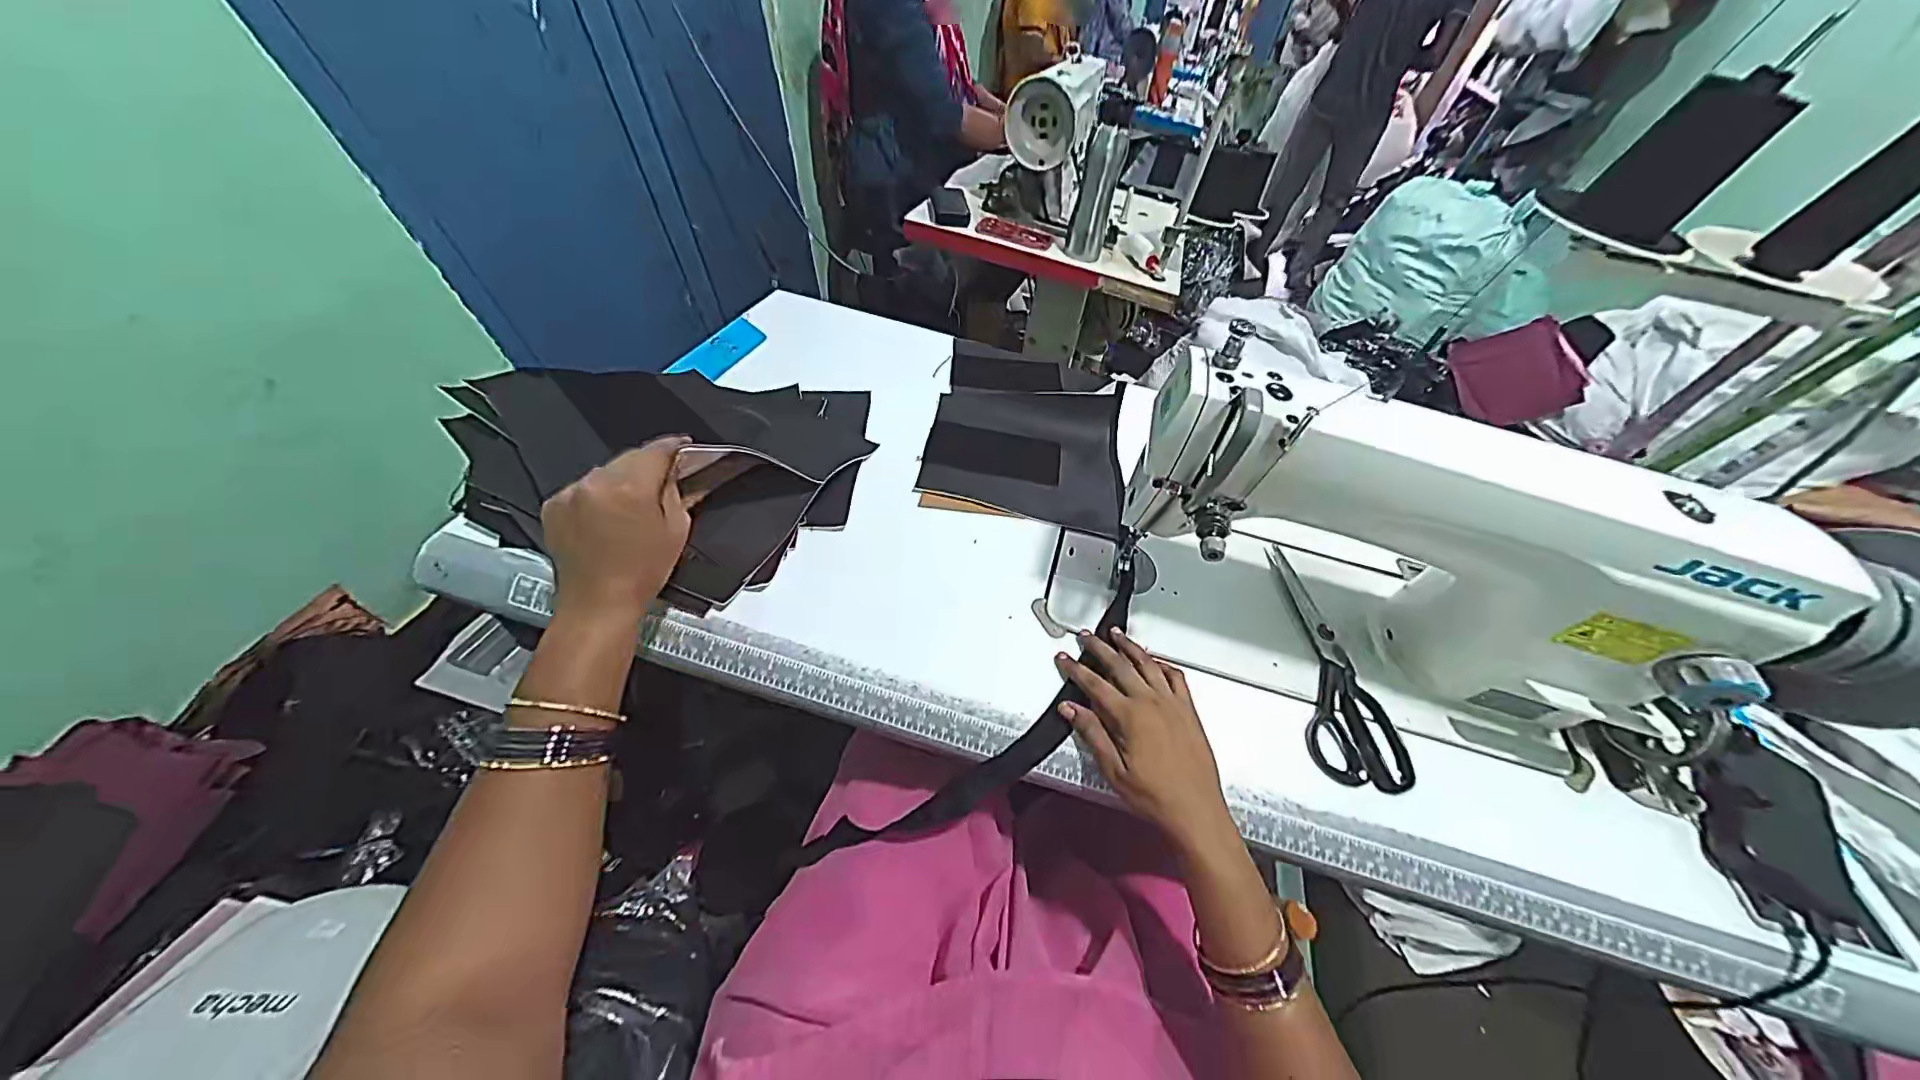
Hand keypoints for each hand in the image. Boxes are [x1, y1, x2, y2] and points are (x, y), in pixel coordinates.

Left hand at [541, 436, 693, 621]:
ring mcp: (571, 493)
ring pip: (606, 472)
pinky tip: (608, 518)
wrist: (599, 603)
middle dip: (647, 467)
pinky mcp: (555, 505)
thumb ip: (676, 492)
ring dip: (621, 482)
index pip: (657, 450)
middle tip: (662, 485)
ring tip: (633, 509)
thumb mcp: (677, 530)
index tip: (683, 446)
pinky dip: (598, 496)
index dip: (674, 447)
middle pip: (630, 458)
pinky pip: (584, 488)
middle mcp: (596, 483)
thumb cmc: (641, 573)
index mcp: (630, 486)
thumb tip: (675, 472)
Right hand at [1054, 628, 1235, 852]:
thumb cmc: (1153, 796)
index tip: (1063, 658)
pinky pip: (1175, 677)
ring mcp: (1173, 703)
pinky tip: (1154, 660)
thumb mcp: (1113, 770)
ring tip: (1116, 634)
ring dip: (1130, 647)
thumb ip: (1092, 733)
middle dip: (1099, 648)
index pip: (1095, 684)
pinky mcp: (1188, 710)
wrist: (1196, 810)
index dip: (1076, 669)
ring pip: (1148, 664)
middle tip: (1086, 636)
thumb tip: (1070, 708)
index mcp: (1130, 716)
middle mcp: (1152, 702)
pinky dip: (1162, 663)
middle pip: (1120, 665)